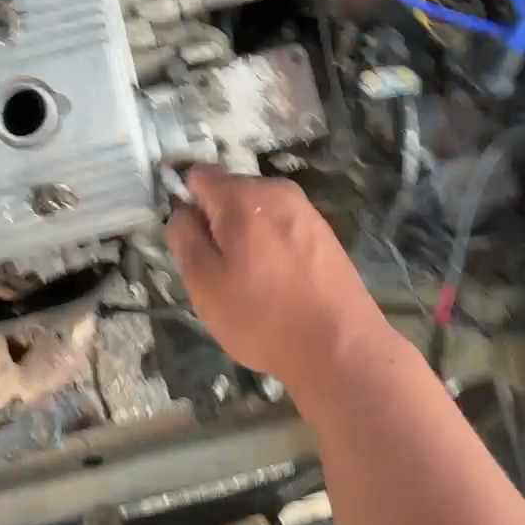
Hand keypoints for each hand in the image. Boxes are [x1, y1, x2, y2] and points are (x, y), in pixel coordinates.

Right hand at [166, 168, 383, 382]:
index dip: (185, 203)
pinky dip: (270, 247)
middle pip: (228, 193)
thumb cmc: (261, 316)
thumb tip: (181, 211)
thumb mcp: (203, 282)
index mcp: (241, 194)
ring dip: (244, 237)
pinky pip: (281, 227)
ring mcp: (305, 210)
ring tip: (249, 282)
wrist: (342, 349)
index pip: (197, 175)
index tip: (189, 241)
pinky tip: (277, 285)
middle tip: (218, 271)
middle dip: (216, 223)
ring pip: (255, 212)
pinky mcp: (324, 232)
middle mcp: (276, 189)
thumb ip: (183, 236)